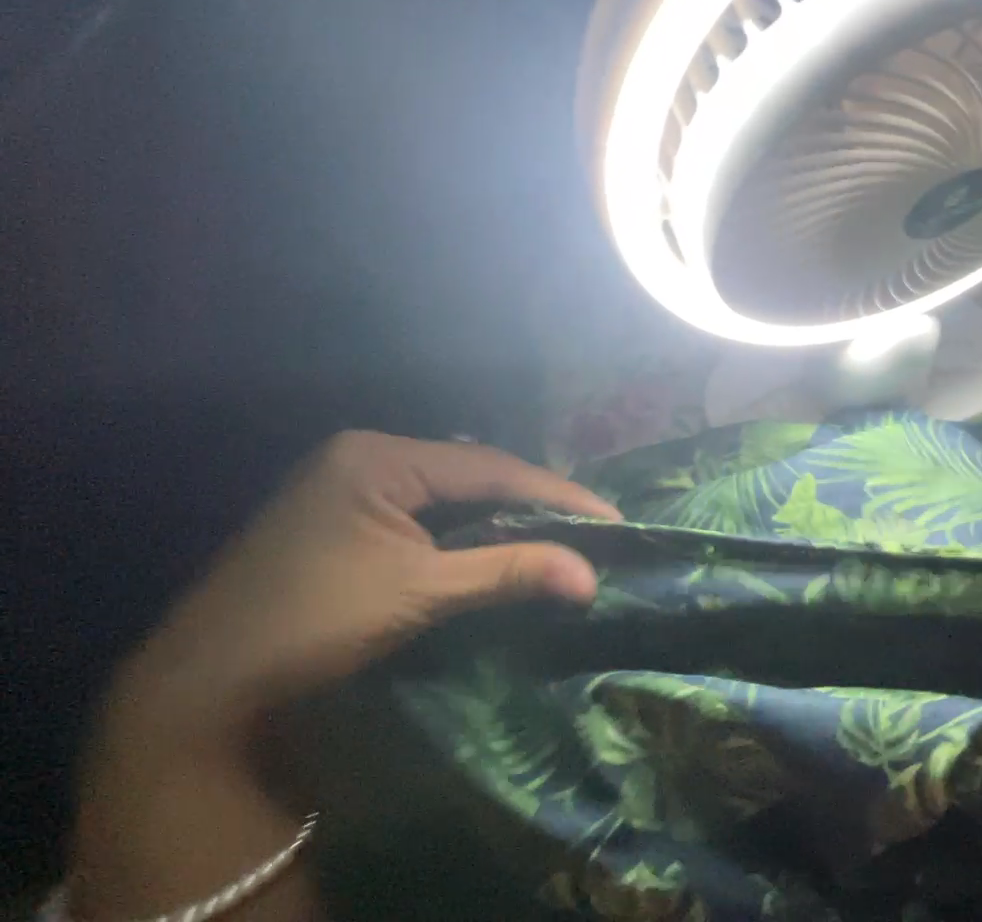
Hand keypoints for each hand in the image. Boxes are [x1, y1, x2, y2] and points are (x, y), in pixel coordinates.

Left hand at [115, 430, 620, 743]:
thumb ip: (511, 572)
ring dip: (510, 516)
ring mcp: (353, 486)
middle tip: (596, 528)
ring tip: (567, 534)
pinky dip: (476, 530)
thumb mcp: (419, 593)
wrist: (196, 693)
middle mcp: (366, 458)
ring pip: (458, 492)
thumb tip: (593, 578)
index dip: (560, 494)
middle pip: (478, 473)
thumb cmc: (307, 627)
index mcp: (377, 458)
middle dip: (539, 502)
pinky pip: (434, 512)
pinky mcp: (350, 519)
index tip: (615, 520)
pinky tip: (510, 544)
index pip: (493, 467)